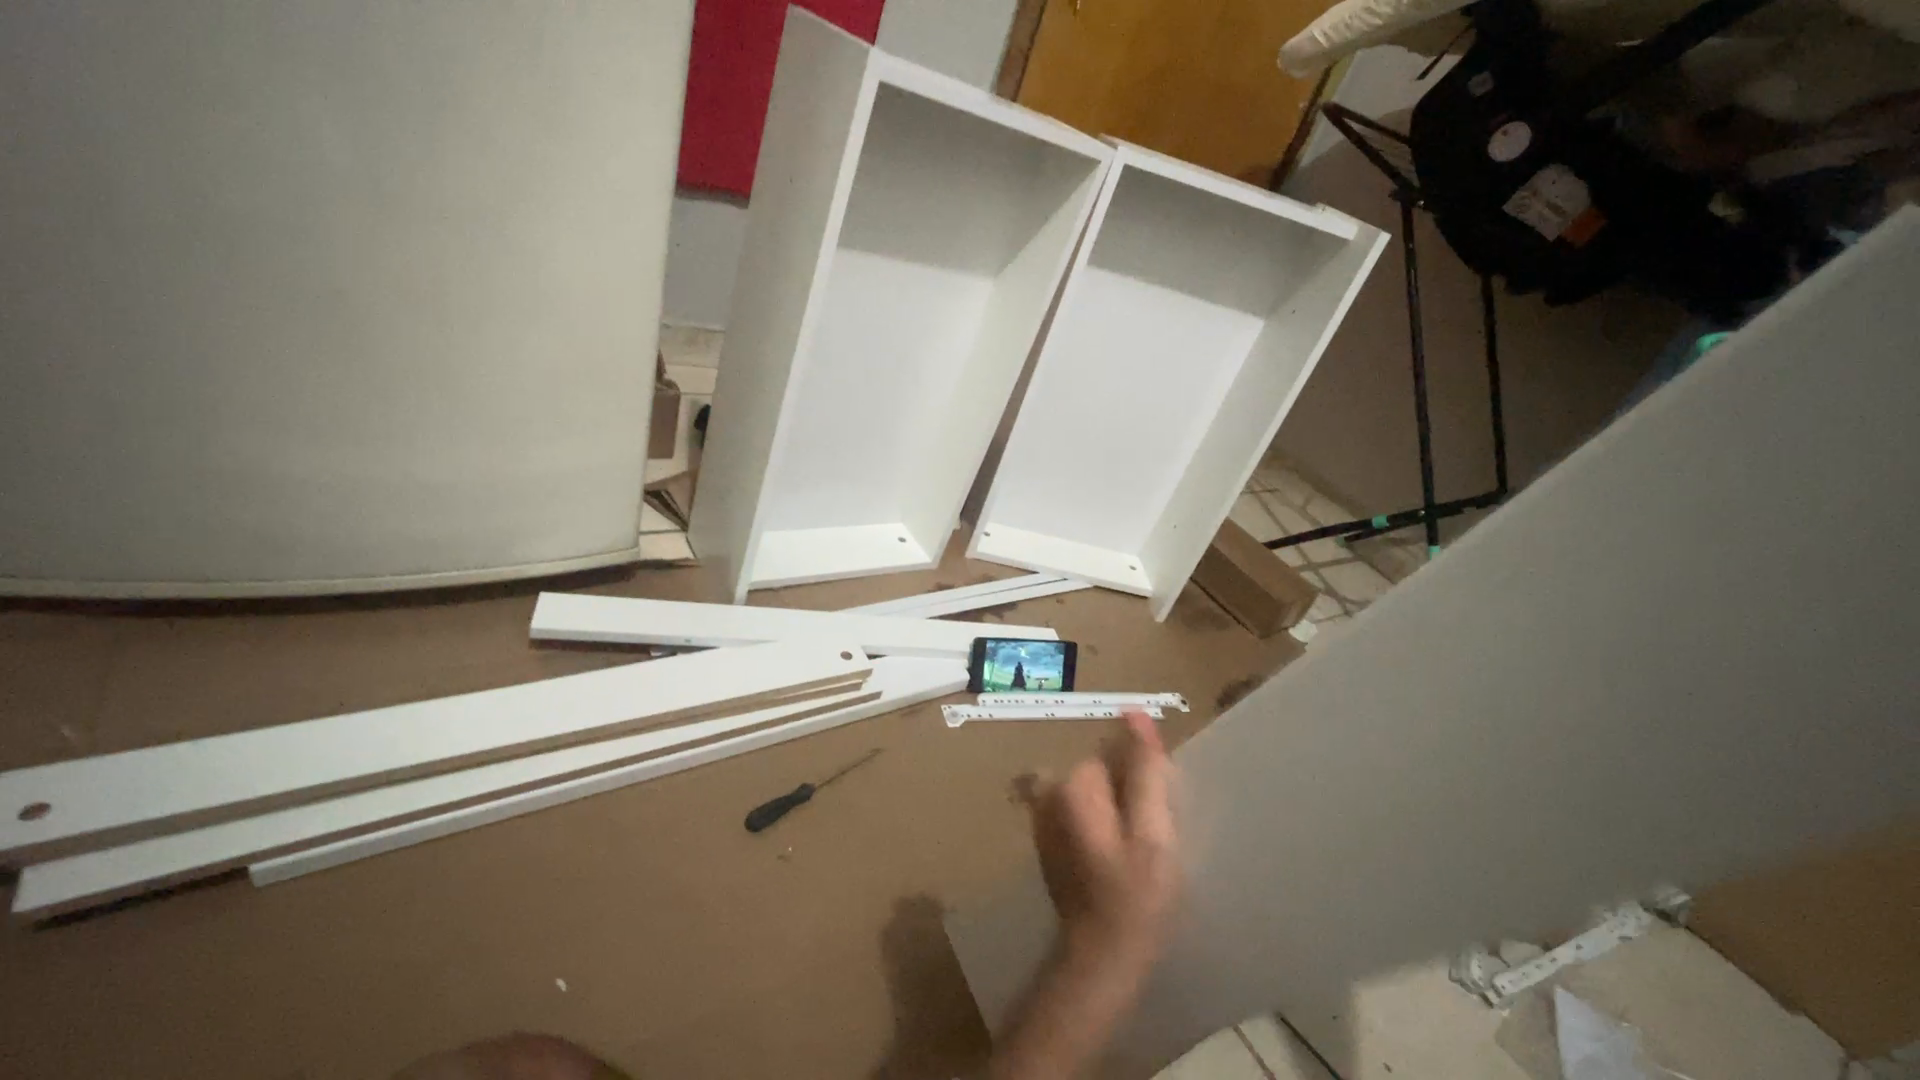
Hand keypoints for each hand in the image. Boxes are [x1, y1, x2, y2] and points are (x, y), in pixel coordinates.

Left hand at [1028, 709, 1178, 973]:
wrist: (1103, 957)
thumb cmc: (1136, 896)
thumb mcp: (1153, 830)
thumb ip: (1144, 769)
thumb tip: (1134, 713)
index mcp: (1071, 785)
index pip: (1116, 754)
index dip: (1144, 784)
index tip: (1155, 819)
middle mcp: (1048, 794)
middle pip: (1103, 773)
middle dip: (1128, 797)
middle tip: (1147, 843)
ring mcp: (1043, 819)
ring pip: (1095, 796)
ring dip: (1117, 815)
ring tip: (1133, 857)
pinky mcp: (1047, 842)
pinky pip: (1083, 816)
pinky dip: (1102, 831)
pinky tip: (1117, 864)